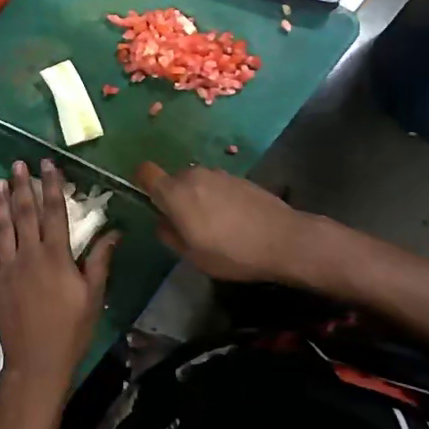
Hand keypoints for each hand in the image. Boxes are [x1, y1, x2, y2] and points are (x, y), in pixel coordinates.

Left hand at [0, 160, 120, 403]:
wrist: (37, 360)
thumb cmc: (71, 329)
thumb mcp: (93, 295)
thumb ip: (100, 261)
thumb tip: (114, 232)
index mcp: (56, 256)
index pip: (54, 212)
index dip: (51, 186)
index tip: (48, 165)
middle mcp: (29, 254)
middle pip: (25, 213)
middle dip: (22, 186)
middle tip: (18, 164)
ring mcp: (8, 267)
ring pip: (2, 227)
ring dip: (0, 203)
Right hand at [136, 162, 312, 283]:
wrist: (285, 240)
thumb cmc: (233, 253)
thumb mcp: (193, 256)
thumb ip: (169, 235)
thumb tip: (163, 222)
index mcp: (176, 193)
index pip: (146, 171)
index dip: (143, 183)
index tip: (152, 203)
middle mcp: (193, 175)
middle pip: (172, 180)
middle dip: (174, 198)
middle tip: (188, 226)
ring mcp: (219, 174)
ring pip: (195, 183)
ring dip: (197, 198)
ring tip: (214, 225)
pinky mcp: (239, 177)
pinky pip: (216, 184)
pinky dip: (217, 197)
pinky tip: (234, 220)